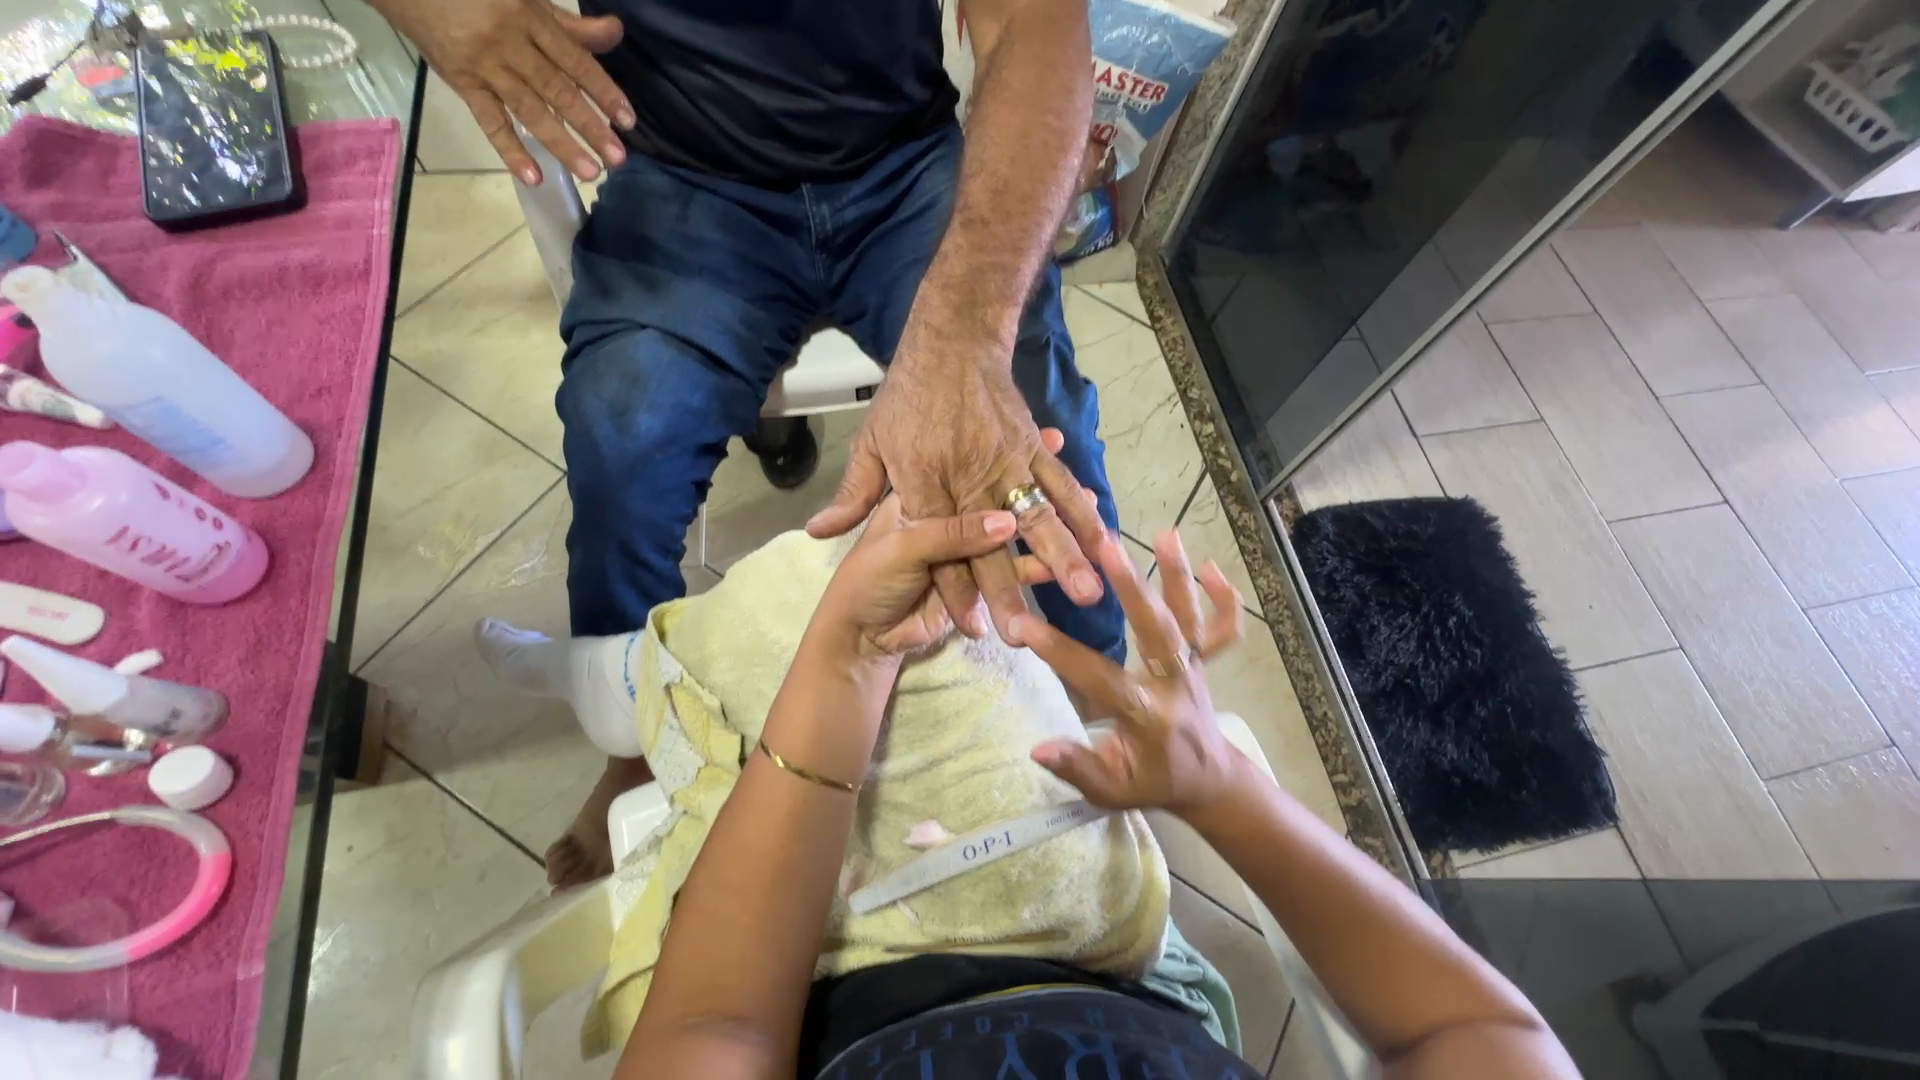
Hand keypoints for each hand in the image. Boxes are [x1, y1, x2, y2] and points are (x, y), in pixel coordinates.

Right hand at [378, 0, 634, 183]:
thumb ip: (571, 25)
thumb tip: (616, 32)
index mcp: (530, 18)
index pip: (575, 61)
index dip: (604, 91)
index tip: (628, 121)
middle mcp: (510, 44)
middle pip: (557, 90)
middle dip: (590, 127)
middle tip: (618, 159)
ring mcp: (485, 67)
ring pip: (530, 110)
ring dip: (562, 144)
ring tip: (590, 172)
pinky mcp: (463, 85)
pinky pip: (489, 122)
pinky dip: (510, 151)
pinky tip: (533, 178)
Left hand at [807, 345, 1108, 649]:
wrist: (952, 343)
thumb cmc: (906, 397)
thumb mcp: (870, 444)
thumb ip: (852, 495)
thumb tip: (818, 533)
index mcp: (925, 485)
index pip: (939, 547)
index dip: (955, 589)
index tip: (971, 627)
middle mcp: (969, 481)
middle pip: (990, 545)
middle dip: (1011, 589)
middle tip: (1028, 630)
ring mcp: (1006, 465)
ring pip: (1038, 518)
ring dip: (1065, 556)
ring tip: (1088, 591)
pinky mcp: (1032, 450)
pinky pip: (1060, 486)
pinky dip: (1083, 514)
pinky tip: (1104, 542)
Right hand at [1013, 530, 1246, 815]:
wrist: (1209, 781)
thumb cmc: (1152, 783)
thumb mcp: (1110, 789)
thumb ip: (1076, 766)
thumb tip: (1037, 749)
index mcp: (1147, 716)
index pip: (1098, 677)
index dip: (1059, 651)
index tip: (1023, 625)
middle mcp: (1175, 684)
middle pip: (1156, 630)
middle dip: (1132, 586)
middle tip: (1106, 546)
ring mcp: (1194, 669)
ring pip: (1190, 618)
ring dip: (1178, 575)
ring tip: (1166, 533)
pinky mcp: (1205, 661)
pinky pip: (1222, 629)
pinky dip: (1223, 599)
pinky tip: (1210, 567)